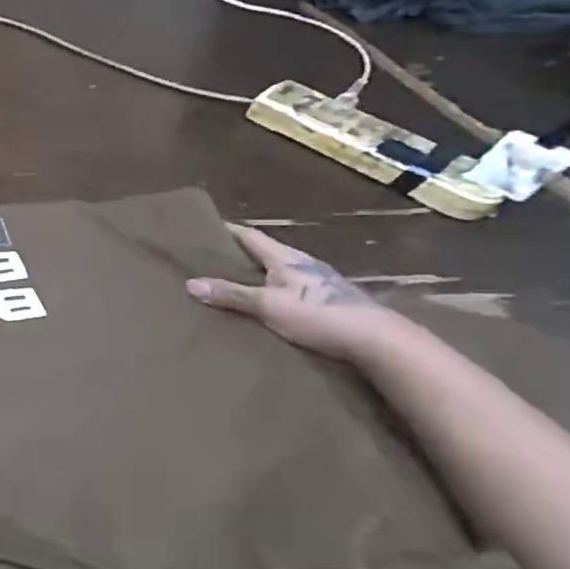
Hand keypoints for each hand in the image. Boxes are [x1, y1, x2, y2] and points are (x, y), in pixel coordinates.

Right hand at [185, 224, 406, 360]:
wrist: (378, 341)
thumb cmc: (319, 314)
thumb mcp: (268, 305)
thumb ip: (231, 294)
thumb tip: (190, 283)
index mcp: (287, 258)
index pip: (251, 236)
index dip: (228, 230)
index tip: (205, 226)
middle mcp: (303, 264)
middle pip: (265, 253)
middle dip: (239, 253)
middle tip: (209, 257)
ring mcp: (318, 283)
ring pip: (278, 271)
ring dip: (256, 273)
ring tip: (231, 281)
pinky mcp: (327, 301)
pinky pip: (289, 289)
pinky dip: (270, 290)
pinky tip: (263, 302)